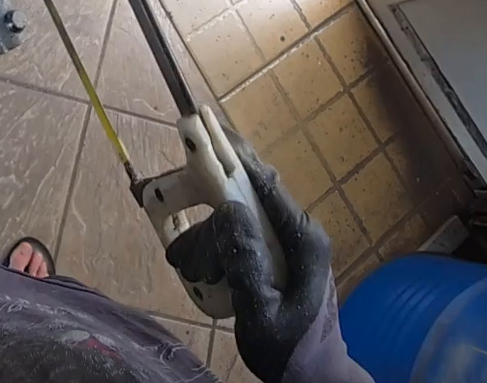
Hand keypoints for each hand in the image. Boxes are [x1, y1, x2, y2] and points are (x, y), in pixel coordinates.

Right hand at [165, 133, 337, 382]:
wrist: (315, 381)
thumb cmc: (291, 352)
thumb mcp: (262, 313)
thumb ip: (245, 263)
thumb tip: (227, 209)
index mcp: (302, 237)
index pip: (265, 181)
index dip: (235, 153)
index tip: (207, 128)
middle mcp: (296, 230)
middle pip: (247, 191)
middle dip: (208, 197)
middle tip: (171, 193)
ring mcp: (286, 241)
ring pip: (238, 216)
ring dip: (209, 235)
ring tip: (189, 264)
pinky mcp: (276, 253)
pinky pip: (241, 235)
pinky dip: (217, 246)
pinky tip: (203, 270)